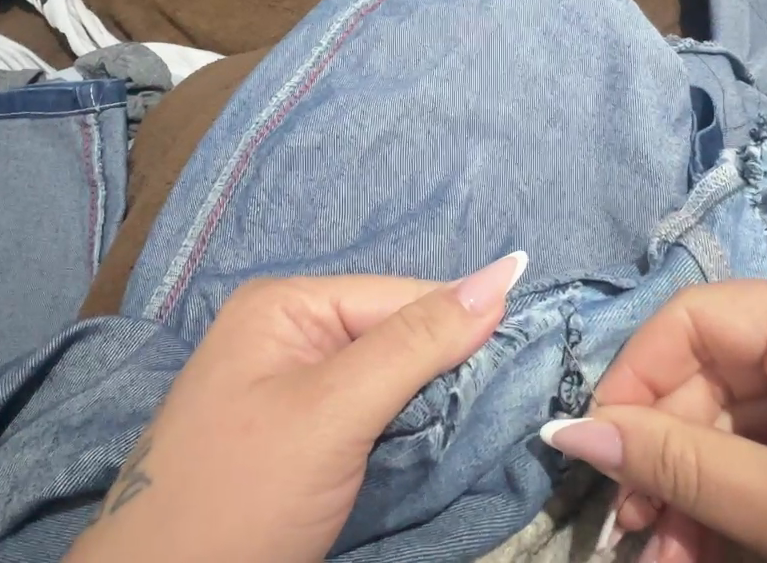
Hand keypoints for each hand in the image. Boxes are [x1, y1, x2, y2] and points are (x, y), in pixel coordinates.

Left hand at [65, 251, 528, 562]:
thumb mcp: (336, 411)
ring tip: (476, 417)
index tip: (521, 360)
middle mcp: (288, 328)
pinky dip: (403, 421)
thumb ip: (418, 341)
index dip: (462, 322)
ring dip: (428, 396)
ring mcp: (290, 379)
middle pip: (394, 329)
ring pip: (388, 370)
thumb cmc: (245, 496)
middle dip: (444, 365)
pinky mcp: (299, 426)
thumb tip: (504, 270)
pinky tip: (431, 436)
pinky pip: (369, 404)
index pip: (400, 296)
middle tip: (502, 398)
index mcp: (287, 303)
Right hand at [539, 281, 766, 562]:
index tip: (596, 447)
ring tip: (666, 555)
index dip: (635, 377)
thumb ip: (678, 465)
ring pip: (736, 413)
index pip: (697, 317)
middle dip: (667, 450)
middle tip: (634, 530)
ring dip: (695, 482)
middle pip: (712, 370)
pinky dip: (737, 490)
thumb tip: (568, 433)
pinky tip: (707, 546)